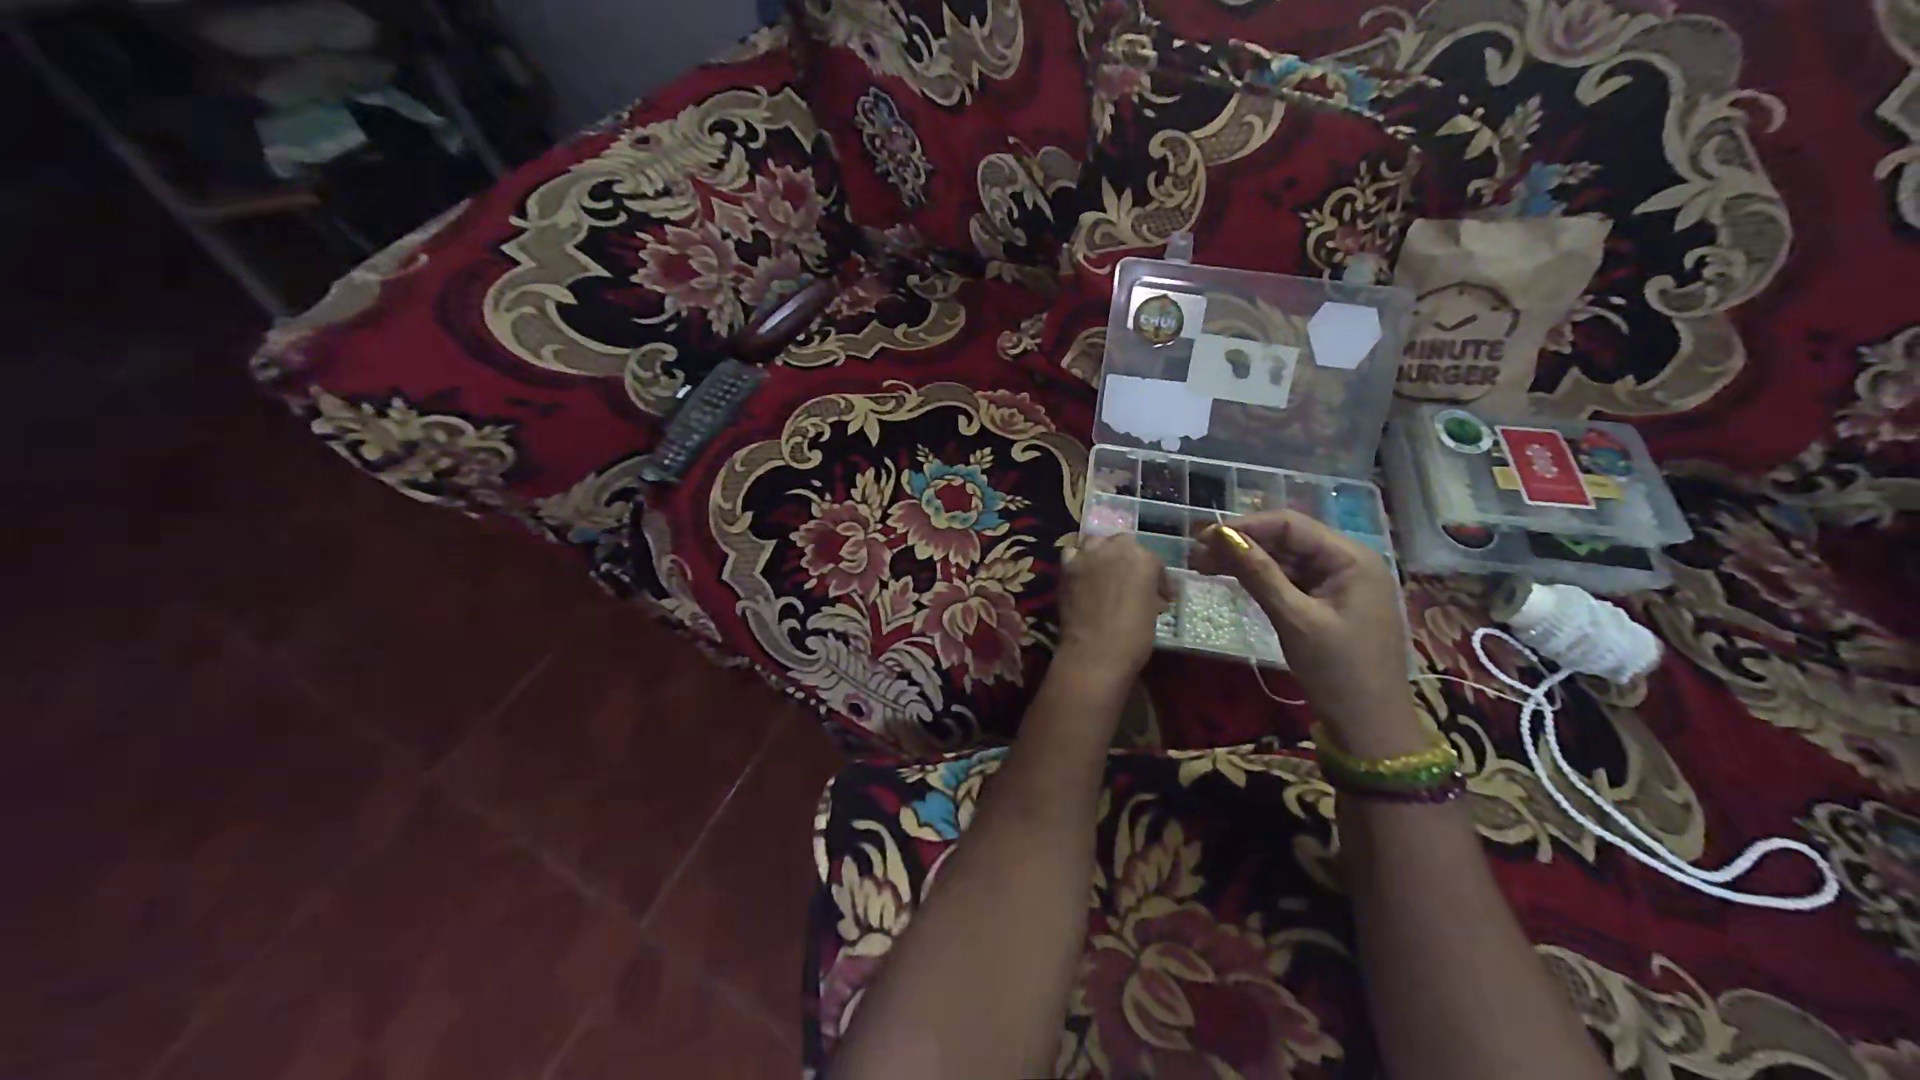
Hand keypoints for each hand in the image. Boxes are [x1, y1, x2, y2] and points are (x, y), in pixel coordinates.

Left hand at [1055, 534, 1174, 687]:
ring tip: (1105, 571)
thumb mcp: (1153, 611)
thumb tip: (1152, 595)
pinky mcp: (1067, 567)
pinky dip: (1078, 560)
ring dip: (1103, 552)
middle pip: (1124, 544)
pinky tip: (1082, 573)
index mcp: (1144, 559)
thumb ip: (1151, 593)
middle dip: (1129, 558)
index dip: (1157, 579)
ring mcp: (1088, 556)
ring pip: (1097, 542)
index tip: (1160, 595)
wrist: (1095, 652)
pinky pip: (1072, 554)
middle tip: (1130, 579)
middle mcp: (1116, 549)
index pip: (1154, 561)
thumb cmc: (1133, 637)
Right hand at [1193, 511, 1425, 756]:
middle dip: (1242, 544)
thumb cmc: (1339, 671)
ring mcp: (1339, 584)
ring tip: (1203, 565)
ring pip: (1286, 560)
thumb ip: (1259, 574)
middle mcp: (1348, 562)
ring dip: (1247, 561)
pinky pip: (1291, 580)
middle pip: (1288, 540)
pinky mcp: (1329, 603)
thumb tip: (1221, 536)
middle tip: (1196, 554)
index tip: (1204, 538)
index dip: (1246, 526)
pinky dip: (1261, 579)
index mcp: (1352, 558)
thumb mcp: (1295, 619)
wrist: (1370, 726)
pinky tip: (1231, 579)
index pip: (1291, 525)